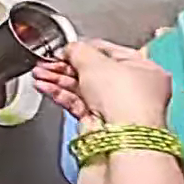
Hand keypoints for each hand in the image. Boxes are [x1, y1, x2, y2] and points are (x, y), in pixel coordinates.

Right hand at [33, 40, 170, 129]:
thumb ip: (79, 50)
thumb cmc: (124, 99)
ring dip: (57, 78)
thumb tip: (69, 48)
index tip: (64, 48)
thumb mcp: (96, 61)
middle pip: (91, 71)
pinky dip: (57, 93)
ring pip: (80, 86)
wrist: (118, 135)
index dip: (84, 48)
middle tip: (46, 61)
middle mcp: (131, 88)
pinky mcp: (97, 121)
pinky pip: (74, 102)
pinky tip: (43, 85)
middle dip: (64, 65)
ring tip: (39, 72)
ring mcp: (113, 106)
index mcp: (144, 69)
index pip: (109, 52)